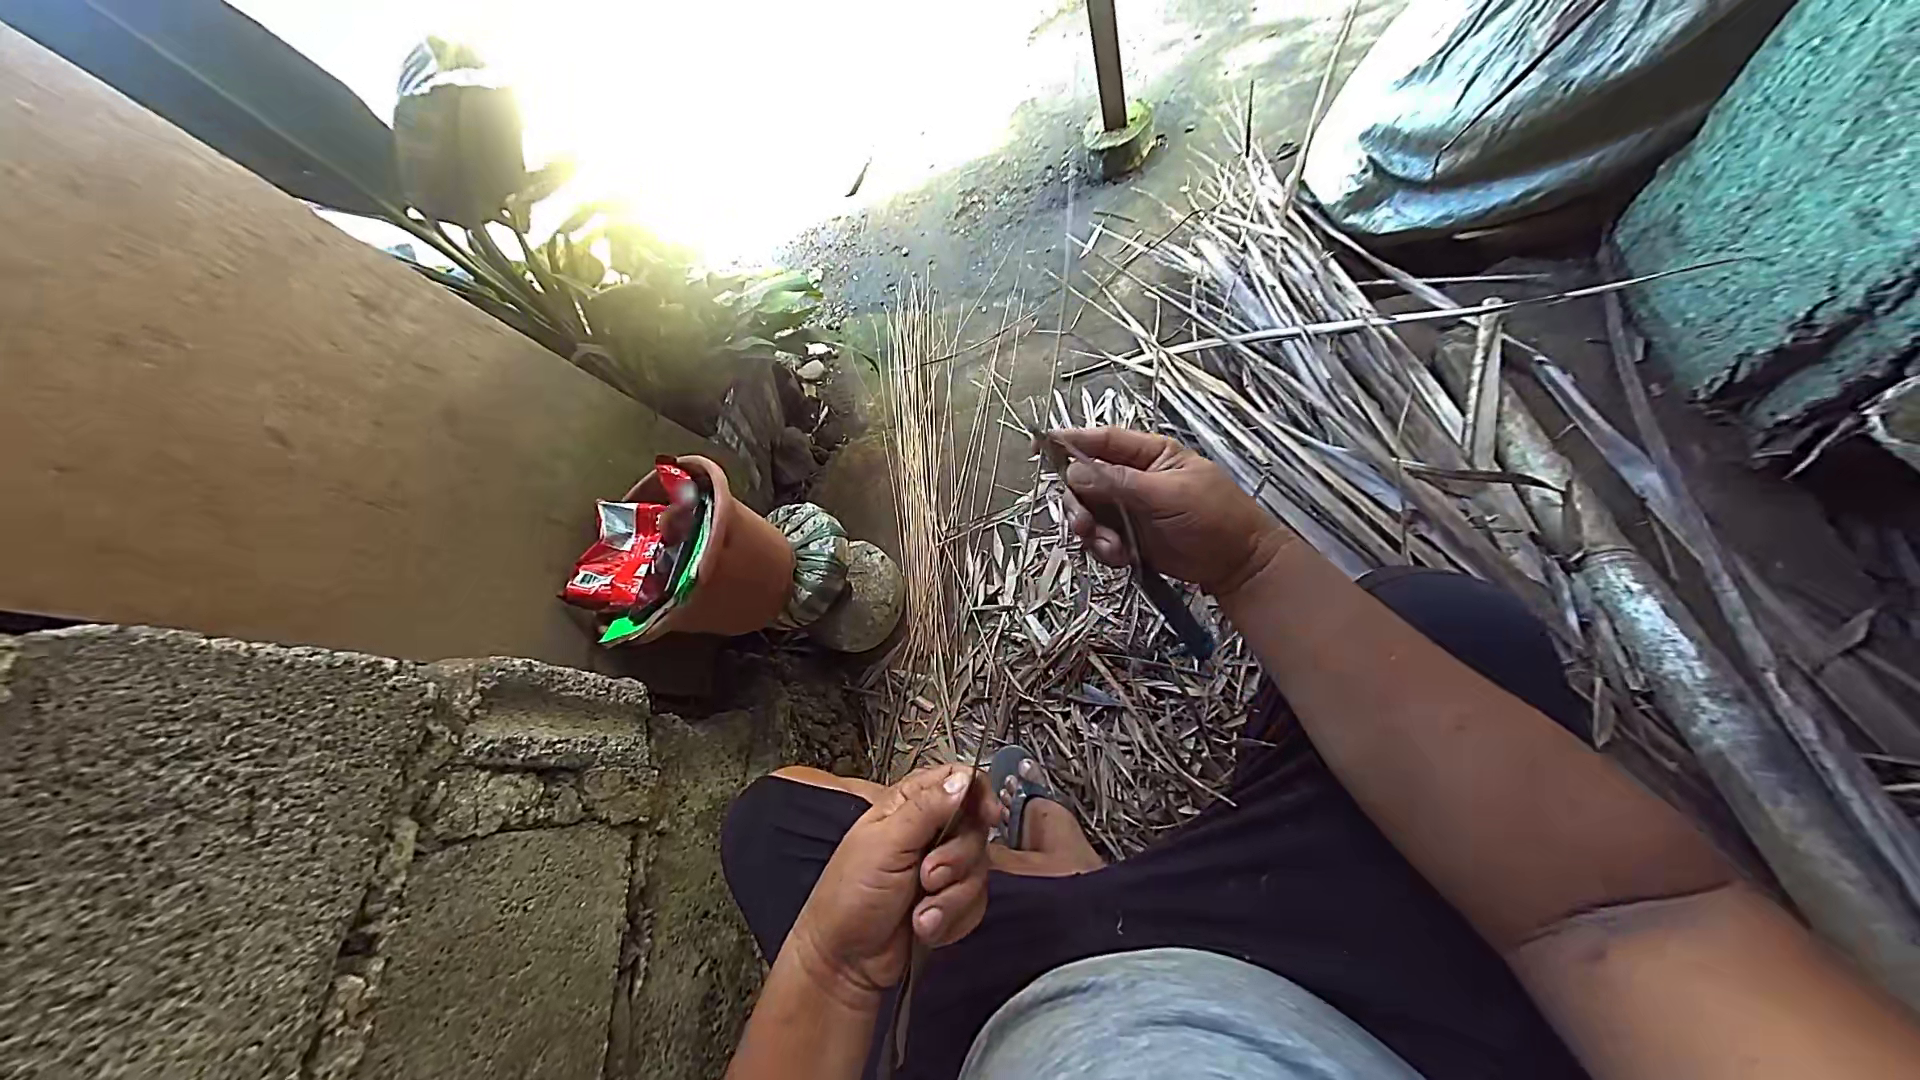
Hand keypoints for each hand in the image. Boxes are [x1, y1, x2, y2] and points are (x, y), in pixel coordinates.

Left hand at [786, 764, 999, 1005]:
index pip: (955, 779)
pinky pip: (976, 902)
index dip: (977, 792)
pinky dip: (953, 918)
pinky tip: (926, 927)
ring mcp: (941, 866)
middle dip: (957, 858)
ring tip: (920, 912)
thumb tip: (963, 779)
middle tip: (927, 876)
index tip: (988, 814)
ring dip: (951, 896)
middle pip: (975, 826)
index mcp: (908, 804)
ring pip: (978, 868)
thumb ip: (926, 809)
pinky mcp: (949, 900)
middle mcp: (929, 830)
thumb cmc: (850, 897)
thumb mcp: (886, 844)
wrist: (846, 965)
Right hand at [1051, 426, 1294, 598]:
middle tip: (1082, 525)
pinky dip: (1103, 549)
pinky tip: (1121, 557)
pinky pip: (1098, 538)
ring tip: (1110, 548)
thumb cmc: (1215, 516)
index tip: (1040, 446)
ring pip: (1087, 512)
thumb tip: (1074, 473)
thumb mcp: (1168, 494)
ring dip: (1090, 532)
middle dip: (1078, 503)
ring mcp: (1126, 508)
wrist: (1237, 564)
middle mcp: (1130, 478)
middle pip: (1083, 480)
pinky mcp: (1125, 536)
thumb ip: (1120, 483)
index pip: (1102, 440)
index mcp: (1147, 454)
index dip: (1070, 441)